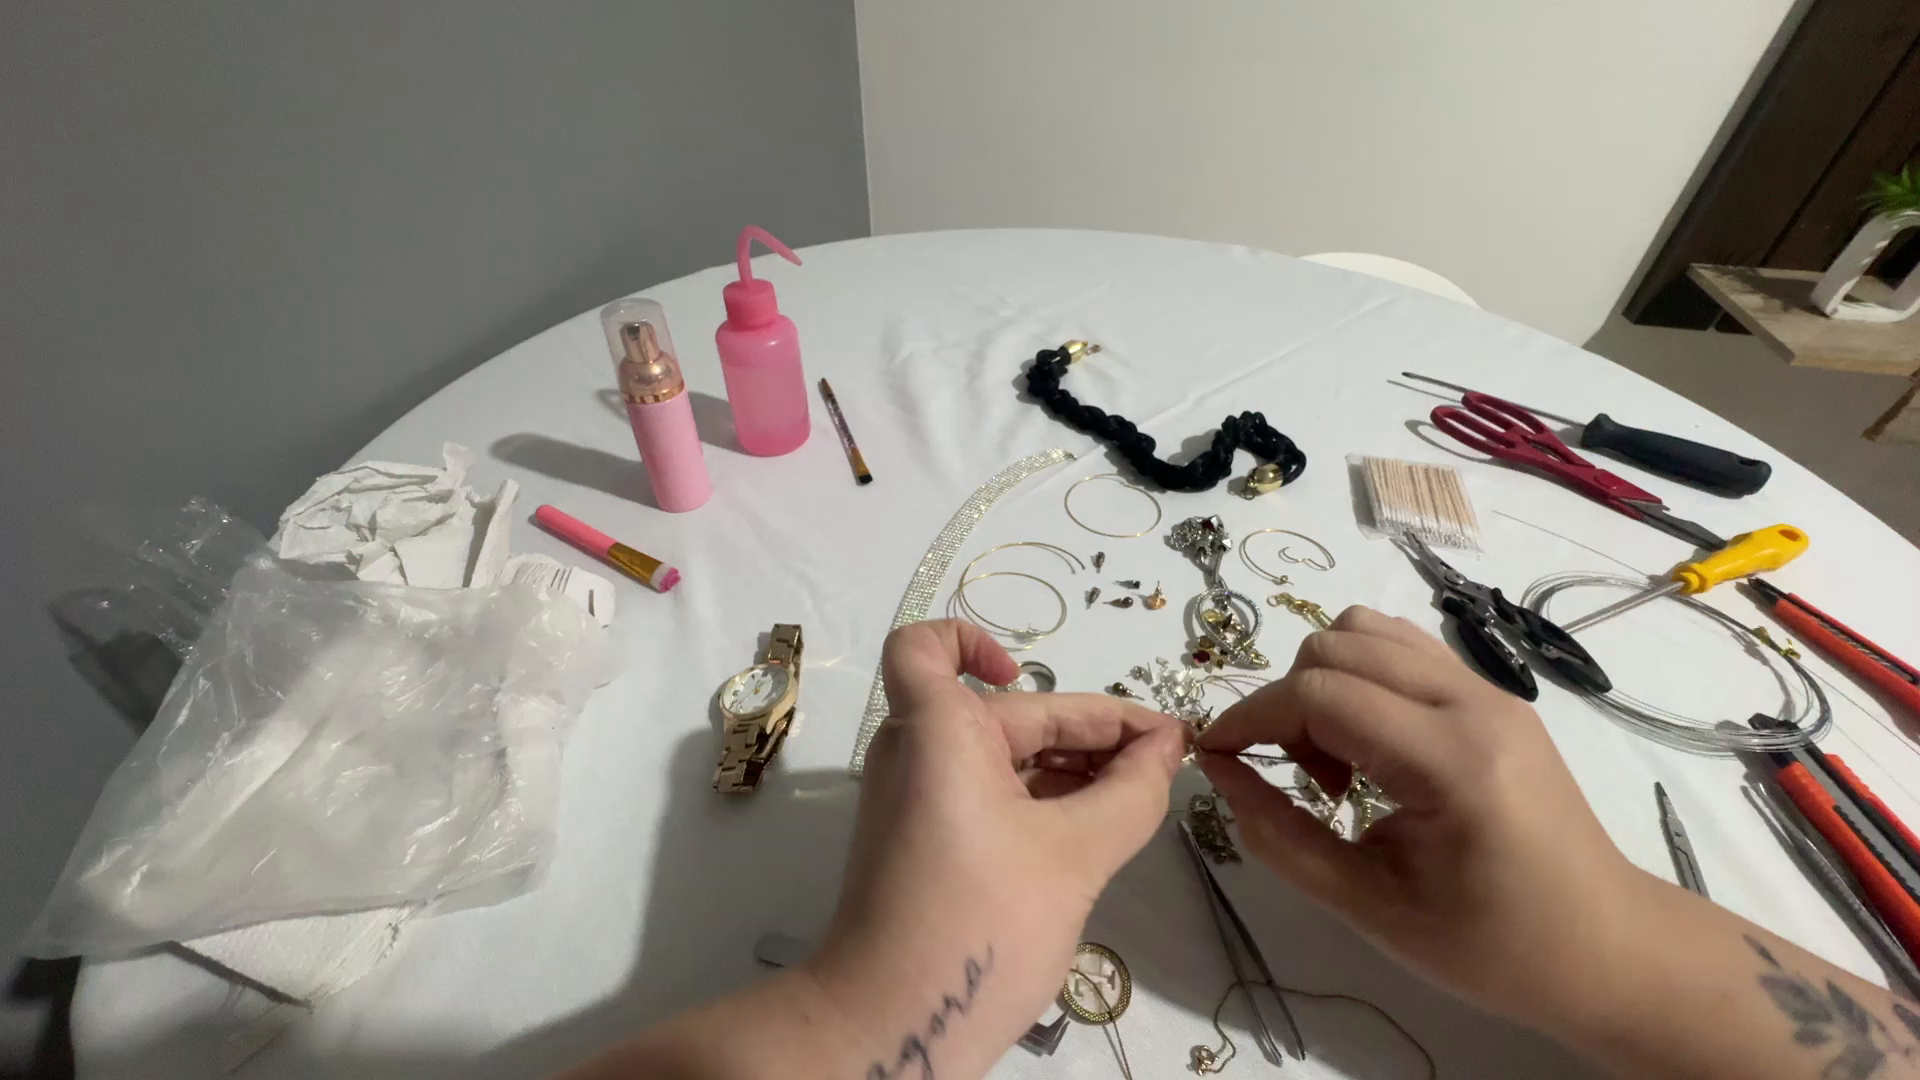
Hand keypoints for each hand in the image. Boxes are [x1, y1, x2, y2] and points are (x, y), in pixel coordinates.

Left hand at [807, 620, 1186, 1075]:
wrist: (887, 1029)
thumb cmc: (977, 924)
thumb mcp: (1074, 856)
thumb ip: (1131, 793)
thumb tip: (1169, 745)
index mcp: (936, 729)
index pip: (926, 646)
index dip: (969, 639)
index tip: (1026, 676)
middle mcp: (918, 749)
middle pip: (1008, 711)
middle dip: (1086, 726)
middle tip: (1165, 756)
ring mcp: (921, 796)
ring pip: (1006, 755)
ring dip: (1073, 764)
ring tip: (1147, 790)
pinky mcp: (930, 838)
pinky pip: (994, 792)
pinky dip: (1045, 796)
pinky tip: (1100, 821)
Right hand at [1196, 606, 1640, 1027]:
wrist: (1612, 949)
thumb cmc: (1493, 945)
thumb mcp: (1368, 907)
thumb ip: (1277, 834)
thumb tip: (1216, 768)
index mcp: (1451, 761)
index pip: (1318, 695)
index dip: (1250, 718)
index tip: (1218, 755)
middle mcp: (1472, 702)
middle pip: (1332, 649)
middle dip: (1285, 704)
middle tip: (1299, 775)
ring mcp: (1485, 688)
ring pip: (1360, 630)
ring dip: (1319, 679)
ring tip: (1334, 749)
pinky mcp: (1487, 690)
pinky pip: (1394, 644)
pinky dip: (1353, 672)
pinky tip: (1364, 733)